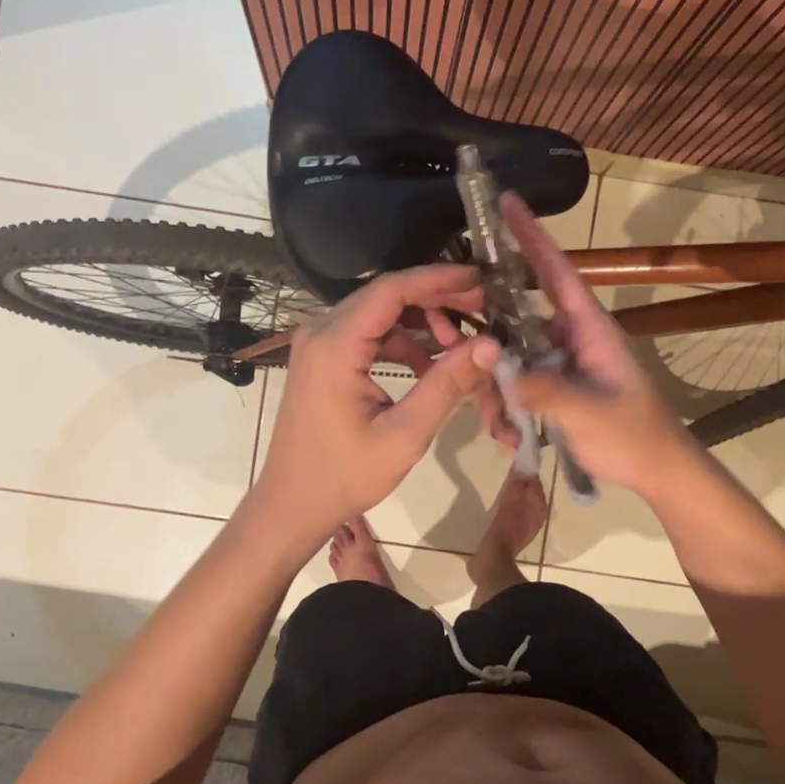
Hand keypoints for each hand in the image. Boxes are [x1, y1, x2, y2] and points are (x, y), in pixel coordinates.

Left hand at [254, 265, 499, 539]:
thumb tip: (492, 345)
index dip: (438, 280)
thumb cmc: (344, 476)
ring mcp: (316, 345)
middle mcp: (319, 332)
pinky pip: (365, 335)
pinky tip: (428, 368)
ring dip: (419, 323)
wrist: (292, 503)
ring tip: (460, 345)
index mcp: (334, 346)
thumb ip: (447, 385)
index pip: (391, 290)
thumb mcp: (404, 434)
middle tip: (481, 308)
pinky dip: (399, 343)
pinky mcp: (320, 360)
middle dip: (435, 299)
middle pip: (384, 296)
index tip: (479, 280)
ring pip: (377, 314)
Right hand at [500, 192, 698, 494]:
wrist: (657, 471)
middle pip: (518, 318)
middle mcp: (571, 339)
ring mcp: (562, 365)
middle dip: (489, 340)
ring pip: (512, 358)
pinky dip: (507, 408)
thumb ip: (545, 391)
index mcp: (589, 329)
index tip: (507, 203)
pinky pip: (519, 386)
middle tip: (462, 355)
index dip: (532, 237)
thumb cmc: (633, 435)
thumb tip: (501, 373)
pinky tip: (509, 435)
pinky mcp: (556, 389)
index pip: (557, 272)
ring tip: (497, 425)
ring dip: (496, 388)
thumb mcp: (588, 413)